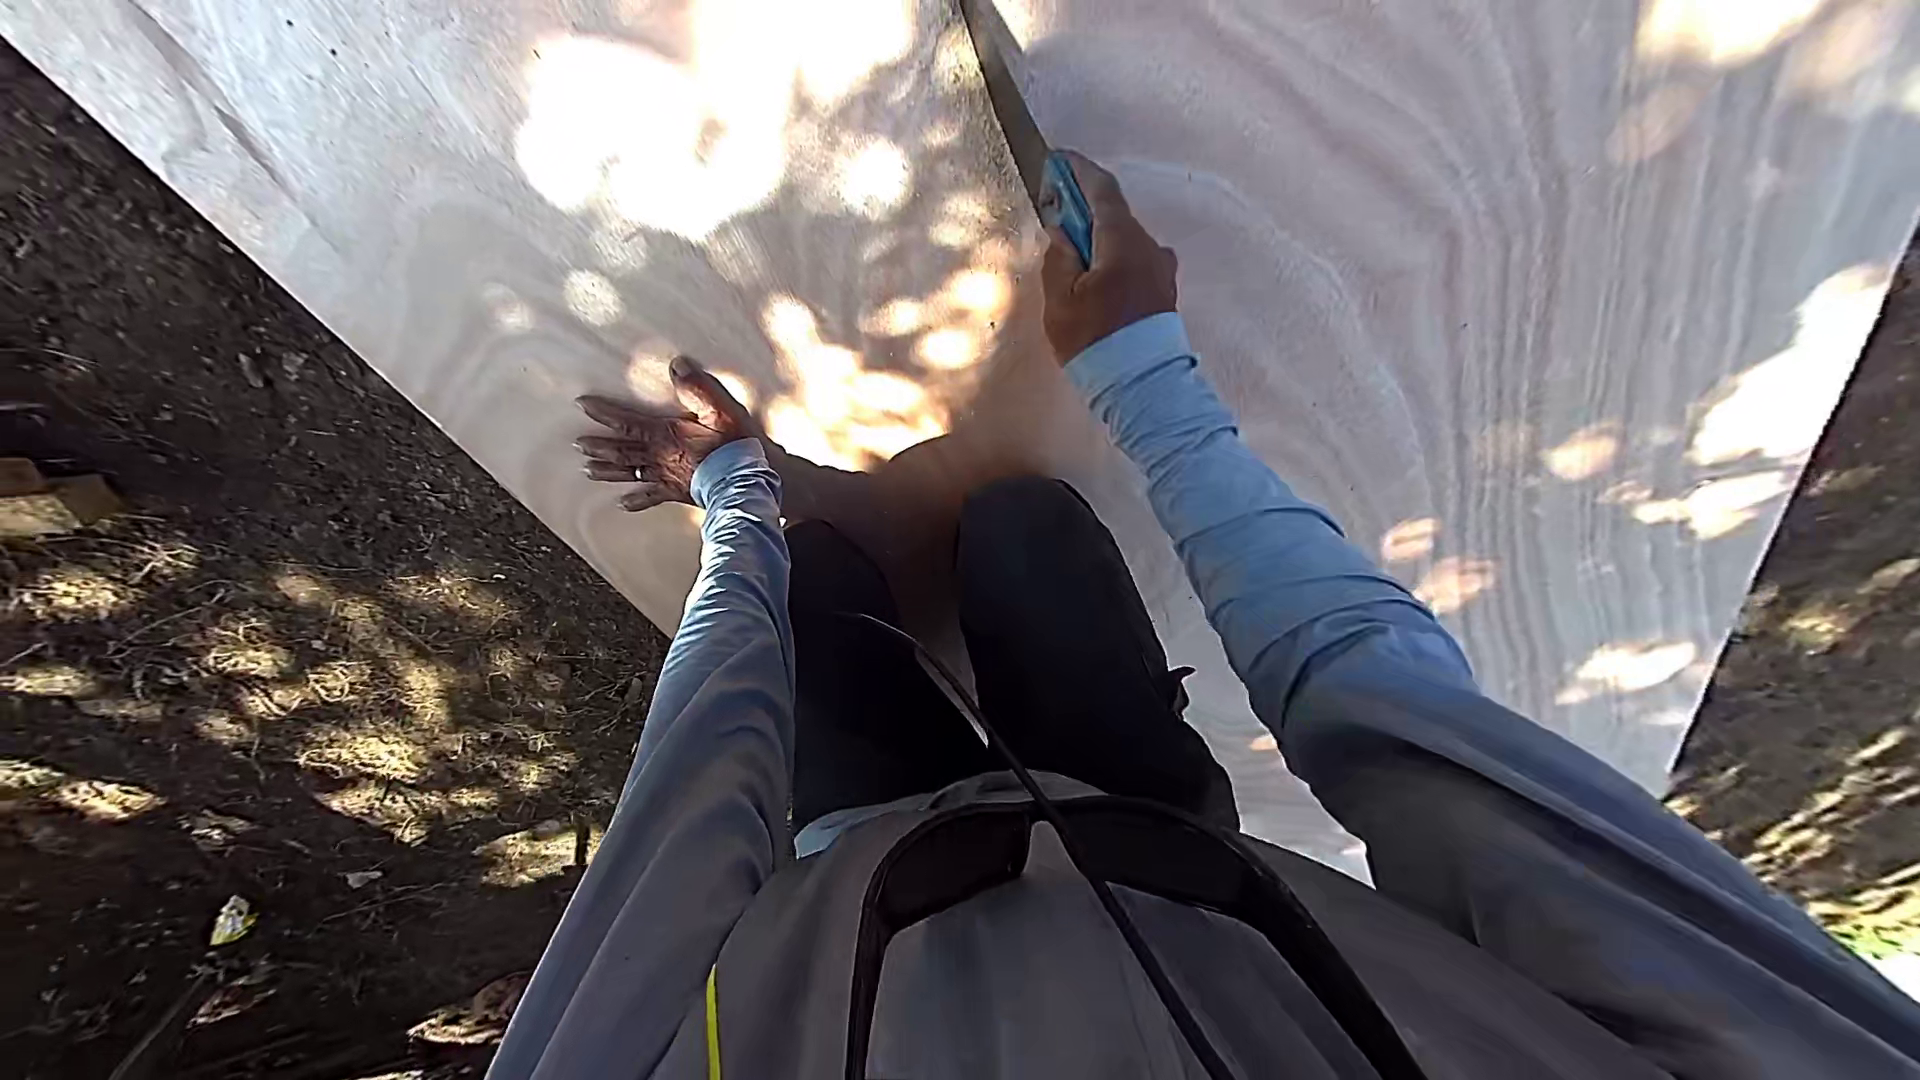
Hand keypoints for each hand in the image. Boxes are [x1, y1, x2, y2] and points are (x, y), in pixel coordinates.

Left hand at [575, 356, 758, 510]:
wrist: (741, 483)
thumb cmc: (733, 447)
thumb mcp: (720, 412)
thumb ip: (698, 389)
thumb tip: (678, 365)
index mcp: (665, 434)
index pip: (626, 422)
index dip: (603, 413)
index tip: (582, 405)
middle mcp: (659, 456)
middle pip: (622, 450)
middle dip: (599, 446)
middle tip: (579, 444)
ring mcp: (665, 477)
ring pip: (629, 472)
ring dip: (608, 470)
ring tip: (588, 469)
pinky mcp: (676, 493)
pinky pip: (651, 498)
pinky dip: (636, 501)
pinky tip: (622, 503)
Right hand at [1040, 150, 1179, 363]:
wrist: (1141, 387)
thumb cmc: (1095, 343)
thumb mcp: (1061, 303)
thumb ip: (1059, 260)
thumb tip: (1062, 232)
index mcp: (1122, 241)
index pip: (1101, 189)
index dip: (1077, 170)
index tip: (1057, 159)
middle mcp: (1149, 246)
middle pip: (1113, 216)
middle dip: (1083, 211)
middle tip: (1055, 217)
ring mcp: (1161, 270)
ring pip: (1124, 242)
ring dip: (1098, 242)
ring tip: (1073, 265)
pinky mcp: (1164, 292)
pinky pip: (1134, 264)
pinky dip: (1113, 262)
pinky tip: (1097, 286)